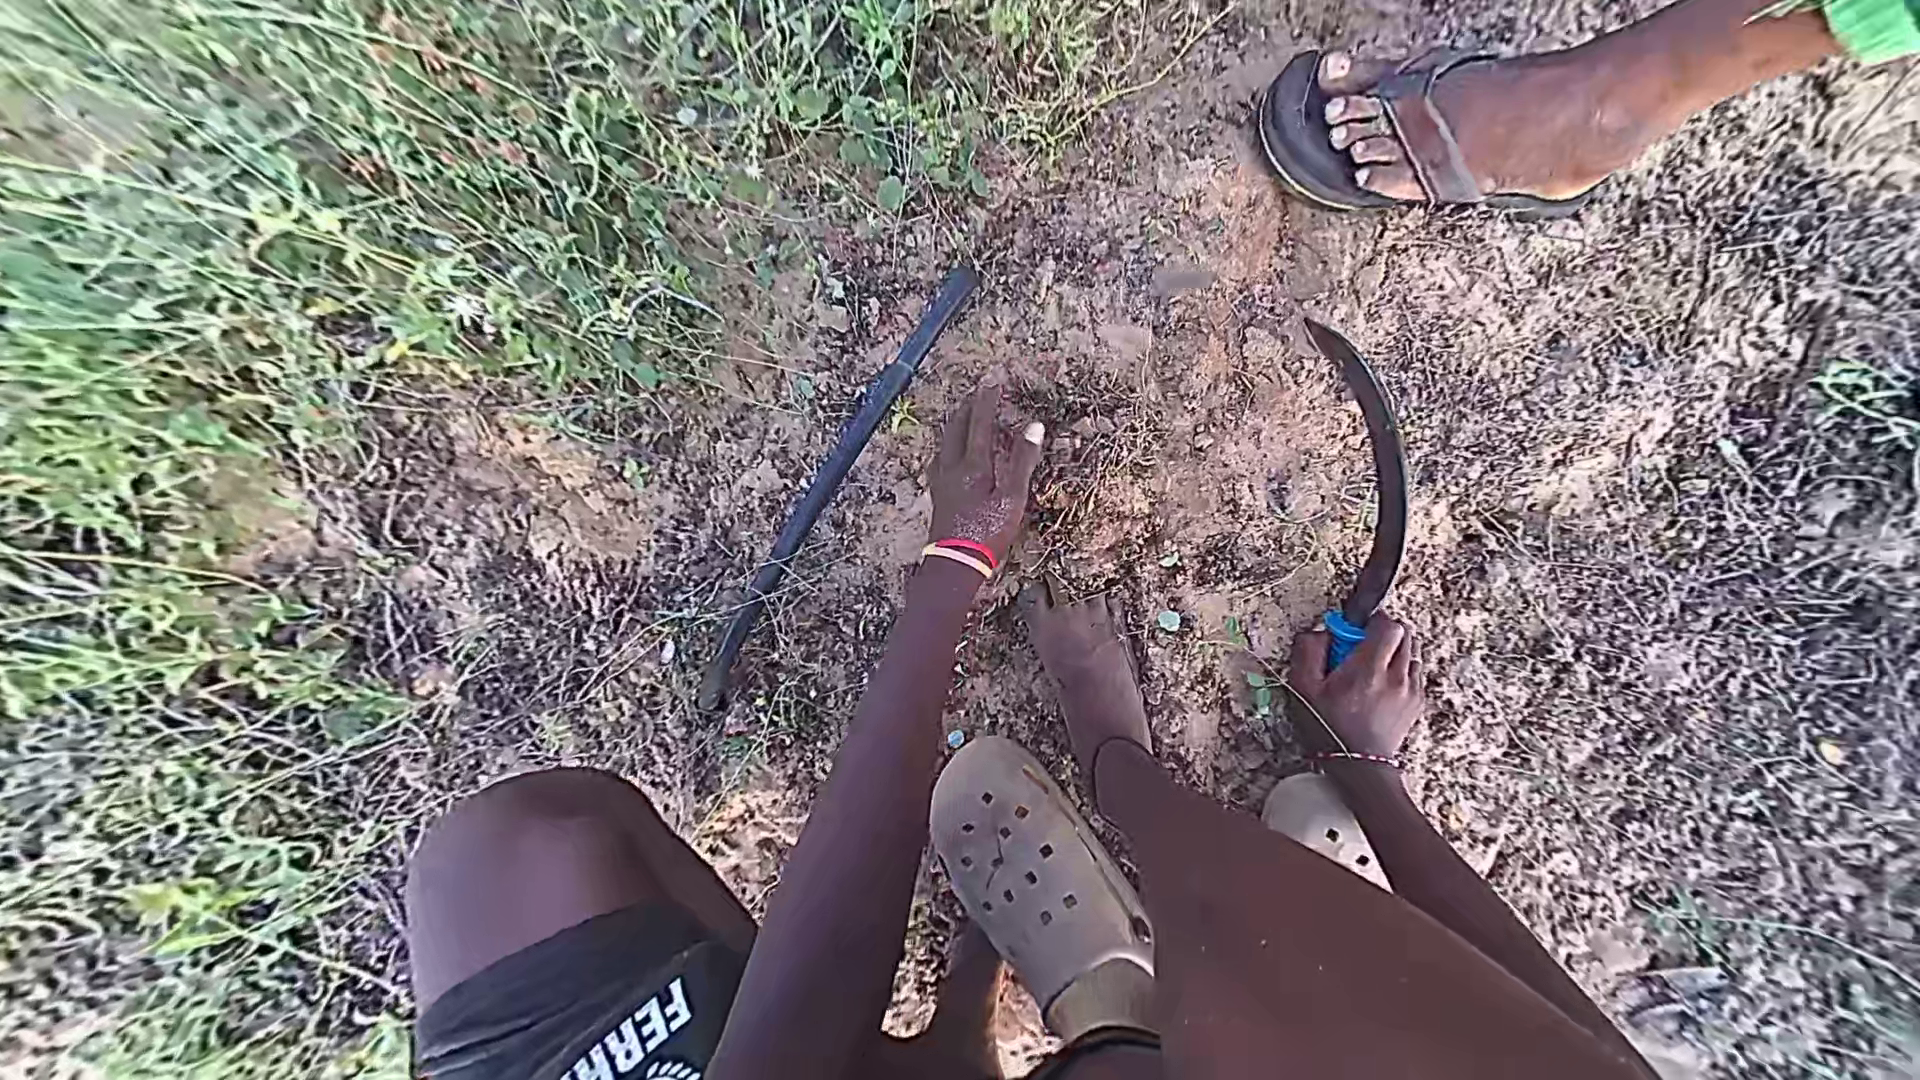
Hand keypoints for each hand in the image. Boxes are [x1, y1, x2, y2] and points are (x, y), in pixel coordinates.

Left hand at [928, 384, 1044, 562]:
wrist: (955, 562)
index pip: (980, 422)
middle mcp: (952, 466)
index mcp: (972, 465)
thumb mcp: (1013, 498)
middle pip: (957, 426)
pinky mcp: (937, 492)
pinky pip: (940, 457)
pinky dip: (948, 443)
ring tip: (964, 413)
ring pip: (945, 441)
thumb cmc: (988, 532)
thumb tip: (1034, 427)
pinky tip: (949, 451)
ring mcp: (941, 480)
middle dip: (968, 406)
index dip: (988, 399)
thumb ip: (1022, 461)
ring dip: (956, 422)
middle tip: (978, 391)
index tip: (994, 378)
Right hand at [1286, 614, 1424, 757]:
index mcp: (1368, 670)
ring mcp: (1411, 689)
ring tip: (1368, 664)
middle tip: (1357, 646)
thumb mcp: (1303, 687)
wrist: (1358, 764)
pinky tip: (1378, 682)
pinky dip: (1398, 666)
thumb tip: (1322, 631)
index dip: (1370, 620)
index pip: (1388, 626)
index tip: (1351, 631)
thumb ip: (1309, 650)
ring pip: (1411, 650)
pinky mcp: (1417, 700)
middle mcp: (1397, 676)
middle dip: (1381, 631)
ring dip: (1391, 648)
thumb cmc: (1327, 725)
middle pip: (1405, 633)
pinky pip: (1413, 669)